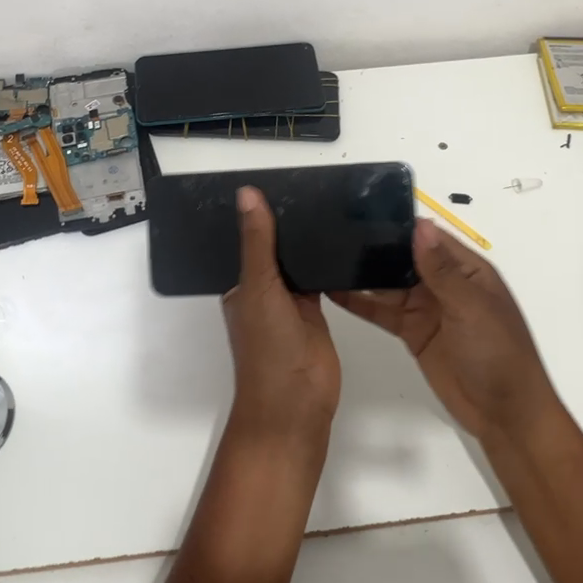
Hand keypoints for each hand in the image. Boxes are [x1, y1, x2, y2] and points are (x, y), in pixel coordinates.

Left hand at [221, 187, 340, 437]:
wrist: (296, 403)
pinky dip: (328, 261)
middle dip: (284, 224)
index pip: (245, 242)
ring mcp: (290, 302)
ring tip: (327, 200)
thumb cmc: (268, 348)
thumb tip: (247, 194)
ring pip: (298, 262)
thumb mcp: (259, 287)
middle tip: (308, 184)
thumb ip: (257, 242)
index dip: (254, 215)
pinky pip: (320, 278)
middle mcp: (262, 290)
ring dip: (307, 241)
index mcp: (239, 285)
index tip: (271, 179)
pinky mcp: (316, 311)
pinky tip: (342, 236)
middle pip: (274, 249)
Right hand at [332, 220, 558, 441]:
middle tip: (333, 232)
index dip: (400, 226)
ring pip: (389, 284)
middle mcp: (445, 284)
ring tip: (325, 257)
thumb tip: (418, 227)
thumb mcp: (471, 308)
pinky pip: (382, 312)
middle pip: (405, 258)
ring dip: (363, 273)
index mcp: (467, 270)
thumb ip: (441, 270)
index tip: (362, 211)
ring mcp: (427, 308)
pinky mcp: (412, 332)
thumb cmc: (498, 354)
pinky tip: (333, 290)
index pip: (429, 237)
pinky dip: (360, 302)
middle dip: (376, 247)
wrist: (505, 414)